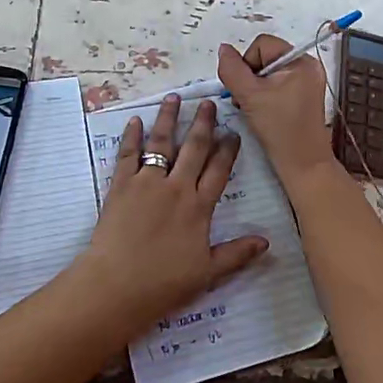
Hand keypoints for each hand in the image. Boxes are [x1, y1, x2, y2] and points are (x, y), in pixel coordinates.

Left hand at [76, 95, 265, 324]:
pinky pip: (128, 154)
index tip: (233, 132)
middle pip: (193, 148)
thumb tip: (266, 243)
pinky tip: (136, 121)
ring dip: (168, 119)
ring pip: (161, 143)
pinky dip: (132, 136)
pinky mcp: (121, 185)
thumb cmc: (164, 283)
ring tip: (173, 98)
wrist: (117, 284)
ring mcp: (147, 183)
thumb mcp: (208, 273)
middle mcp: (176, 187)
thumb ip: (236, 254)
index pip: (218, 171)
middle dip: (202, 124)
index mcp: (199, 207)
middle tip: (208, 103)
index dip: (227, 150)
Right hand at [218, 36, 338, 177]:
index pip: (262, 44)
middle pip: (266, 56)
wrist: (302, 164)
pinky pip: (278, 84)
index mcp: (301, 60)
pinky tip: (263, 111)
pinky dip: (266, 94)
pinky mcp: (305, 96)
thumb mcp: (249, 96)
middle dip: (250, 76)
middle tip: (247, 100)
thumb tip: (223, 49)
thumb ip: (231, 69)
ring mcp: (308, 81)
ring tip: (254, 107)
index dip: (246, 63)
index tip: (245, 89)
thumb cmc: (278, 128)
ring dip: (255, 87)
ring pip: (269, 72)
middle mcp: (308, 66)